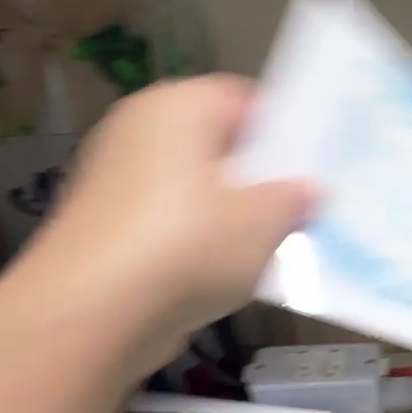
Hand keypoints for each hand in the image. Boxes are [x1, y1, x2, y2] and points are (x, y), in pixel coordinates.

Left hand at [16, 75, 317, 372]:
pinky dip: (202, 243)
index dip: (284, 133)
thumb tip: (309, 188)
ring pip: (198, 189)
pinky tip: (229, 275)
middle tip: (304, 211)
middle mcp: (141, 130)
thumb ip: (293, 199)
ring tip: (274, 249)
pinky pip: (174, 224)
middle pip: (219, 147)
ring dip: (235, 216)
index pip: (244, 100)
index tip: (315, 170)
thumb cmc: (189, 247)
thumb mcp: (263, 221)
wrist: (96, 312)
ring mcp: (120, 180)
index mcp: (177, 108)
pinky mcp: (112, 227)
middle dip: (261, 179)